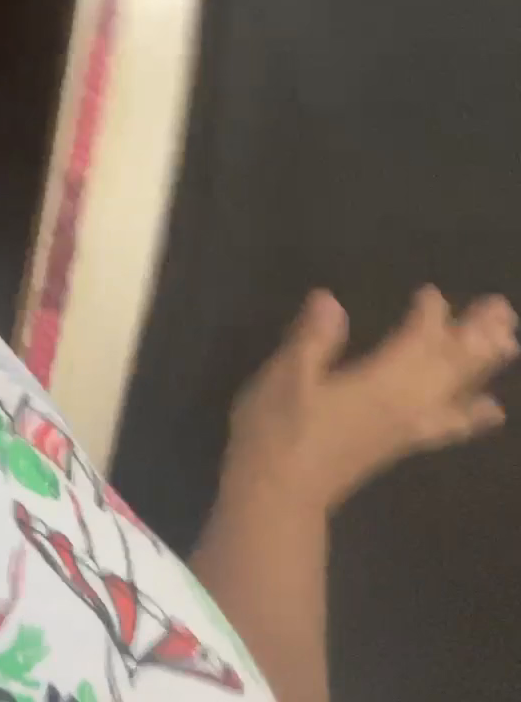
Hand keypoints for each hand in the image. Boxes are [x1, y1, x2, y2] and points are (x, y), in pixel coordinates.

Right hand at [221, 287, 517, 514]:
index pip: (417, 340)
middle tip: (500, 307)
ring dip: (485, 364)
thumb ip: (312, 339)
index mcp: (384, 381)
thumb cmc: (277, 425)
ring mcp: (412, 426)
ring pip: (461, 389)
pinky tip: (487, 407)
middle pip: (454, 364)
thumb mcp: (285, 375)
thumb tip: (330, 300)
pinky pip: (454, 423)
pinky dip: (475, 412)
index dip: (427, 314)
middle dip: (477, 334)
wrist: (282, 484)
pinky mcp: (403, 442)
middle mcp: (412, 402)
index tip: (429, 290)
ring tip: (507, 341)